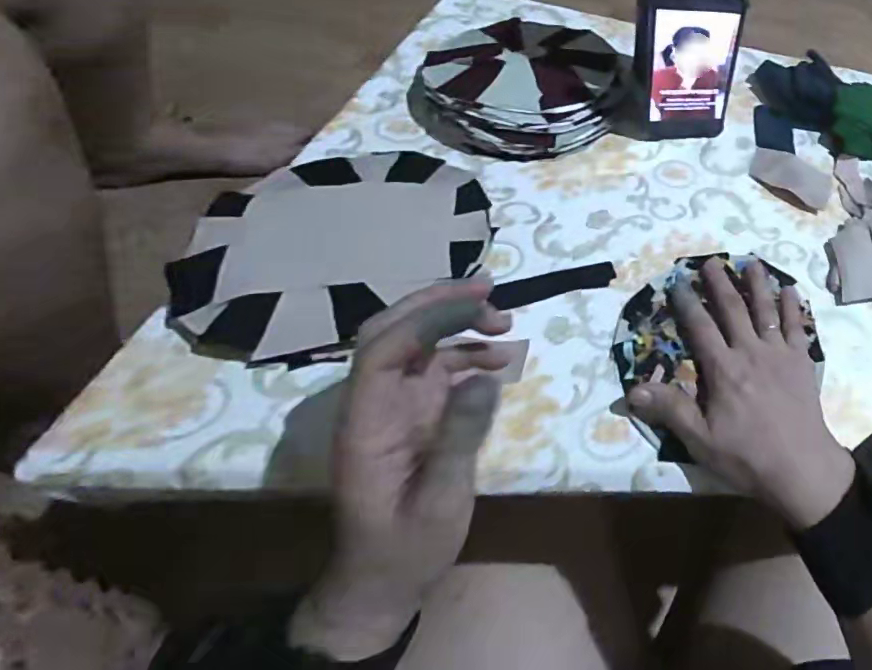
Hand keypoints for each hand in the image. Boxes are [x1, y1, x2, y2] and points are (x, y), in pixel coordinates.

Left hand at [289, 278, 516, 660]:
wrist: (384, 582)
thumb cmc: (406, 547)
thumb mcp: (439, 499)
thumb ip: (460, 435)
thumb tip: (485, 374)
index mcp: (366, 422)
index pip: (382, 351)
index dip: (428, 317)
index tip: (479, 303)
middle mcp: (375, 403)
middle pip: (391, 332)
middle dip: (437, 302)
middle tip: (487, 288)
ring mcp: (395, 405)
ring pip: (415, 342)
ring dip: (456, 321)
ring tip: (505, 322)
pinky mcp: (416, 413)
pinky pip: (438, 366)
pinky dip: (469, 351)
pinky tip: (500, 358)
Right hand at [627, 259, 855, 531]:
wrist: (801, 467)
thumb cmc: (747, 456)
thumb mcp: (701, 440)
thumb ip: (670, 410)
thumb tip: (632, 390)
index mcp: (723, 369)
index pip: (701, 327)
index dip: (687, 303)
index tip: (677, 282)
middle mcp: (750, 352)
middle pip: (733, 309)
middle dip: (720, 283)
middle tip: (711, 261)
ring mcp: (779, 353)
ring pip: (766, 310)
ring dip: (757, 284)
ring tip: (751, 261)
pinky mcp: (801, 360)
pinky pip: (796, 325)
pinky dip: (792, 305)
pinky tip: (790, 289)